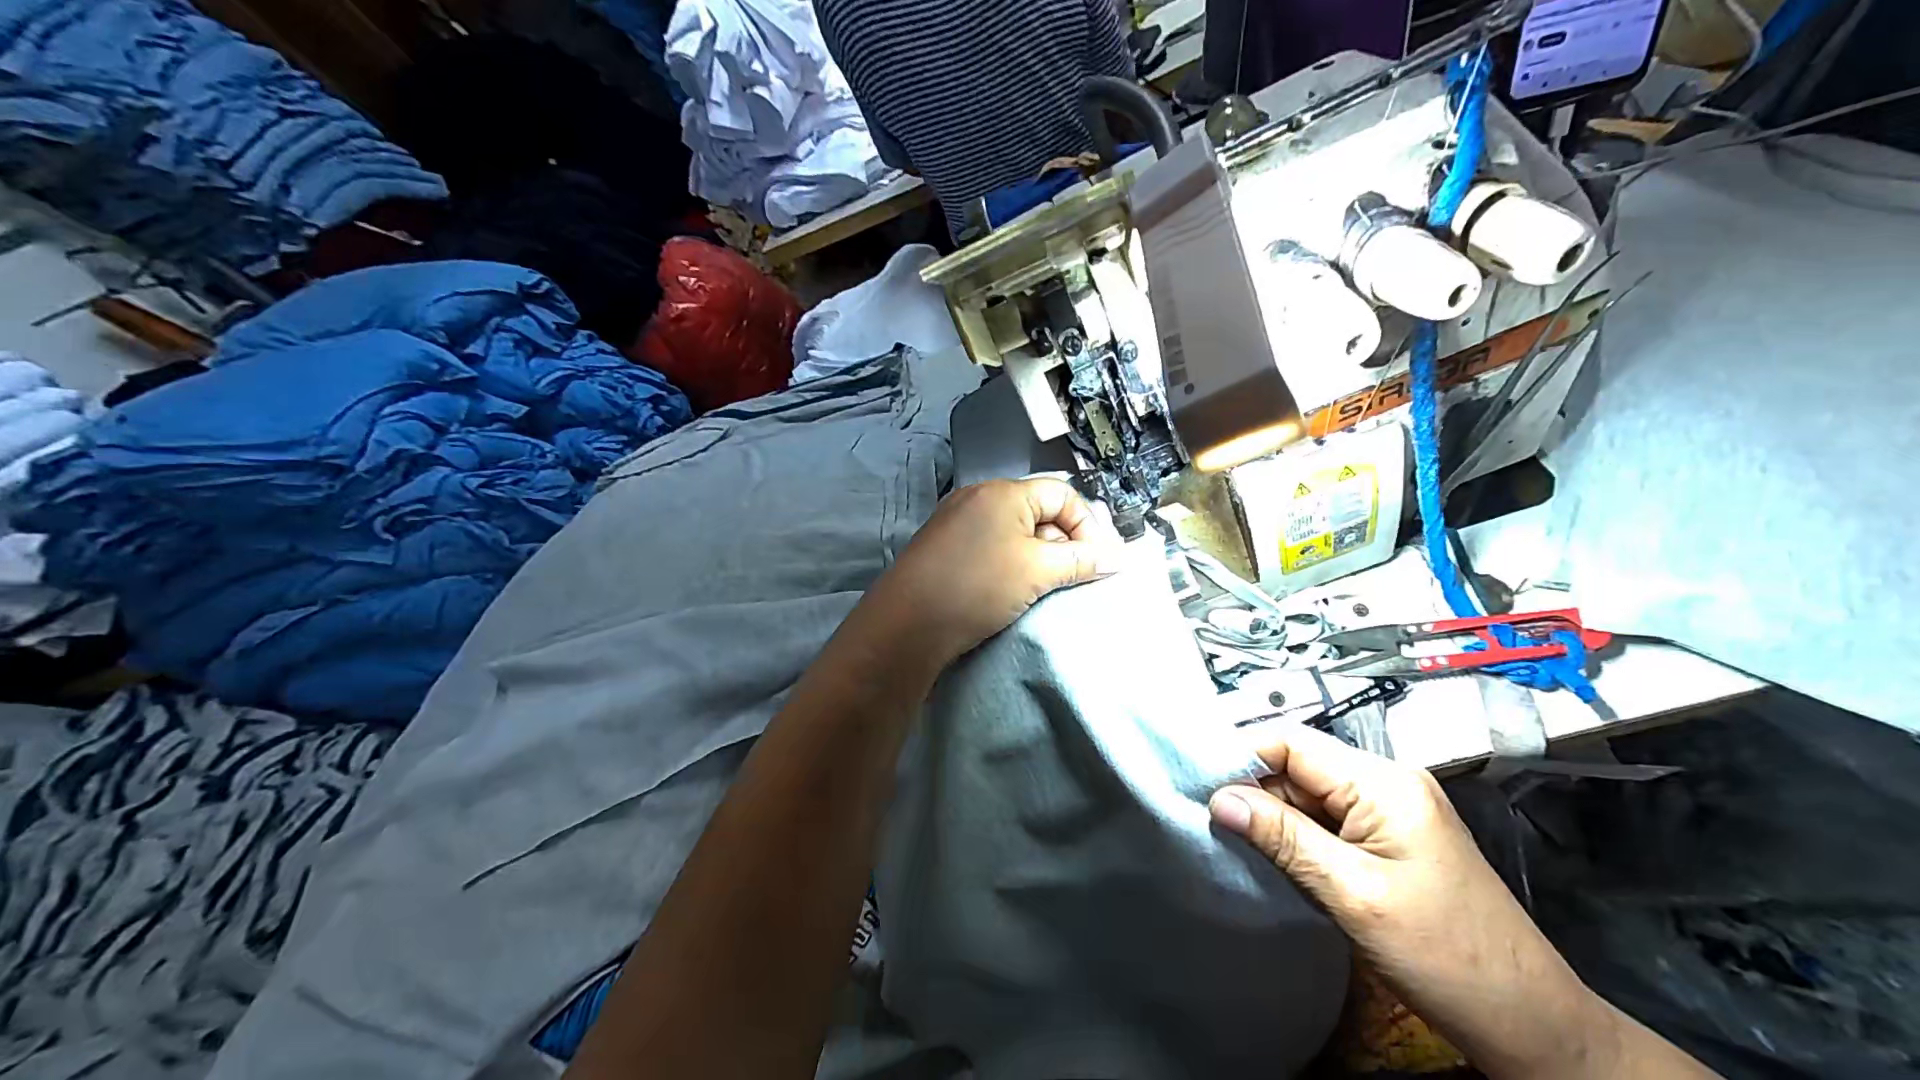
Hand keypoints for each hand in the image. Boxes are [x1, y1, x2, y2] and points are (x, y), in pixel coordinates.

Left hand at [856, 478, 1124, 667]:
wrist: (907, 625)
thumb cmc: (975, 588)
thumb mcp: (1037, 572)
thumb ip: (1080, 560)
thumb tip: (1116, 558)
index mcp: (1003, 492)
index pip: (1063, 494)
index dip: (1088, 525)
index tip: (1098, 561)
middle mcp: (978, 497)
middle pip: (1039, 510)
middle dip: (1064, 541)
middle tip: (1073, 576)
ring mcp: (957, 520)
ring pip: (1015, 530)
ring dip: (1038, 555)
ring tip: (1043, 587)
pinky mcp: (945, 545)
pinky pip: (991, 544)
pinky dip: (1011, 561)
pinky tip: (1012, 589)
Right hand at [1208, 725, 1614, 1078]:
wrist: (1531, 1022)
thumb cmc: (1445, 955)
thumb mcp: (1353, 894)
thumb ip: (1283, 838)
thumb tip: (1218, 798)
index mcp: (1383, 783)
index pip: (1292, 742)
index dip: (1241, 755)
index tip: (1198, 784)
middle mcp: (1385, 783)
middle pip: (1297, 765)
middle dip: (1253, 789)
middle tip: (1209, 819)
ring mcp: (1389, 810)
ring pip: (1307, 793)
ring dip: (1271, 815)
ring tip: (1233, 839)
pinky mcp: (1388, 838)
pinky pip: (1326, 819)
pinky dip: (1295, 835)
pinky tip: (1272, 855)